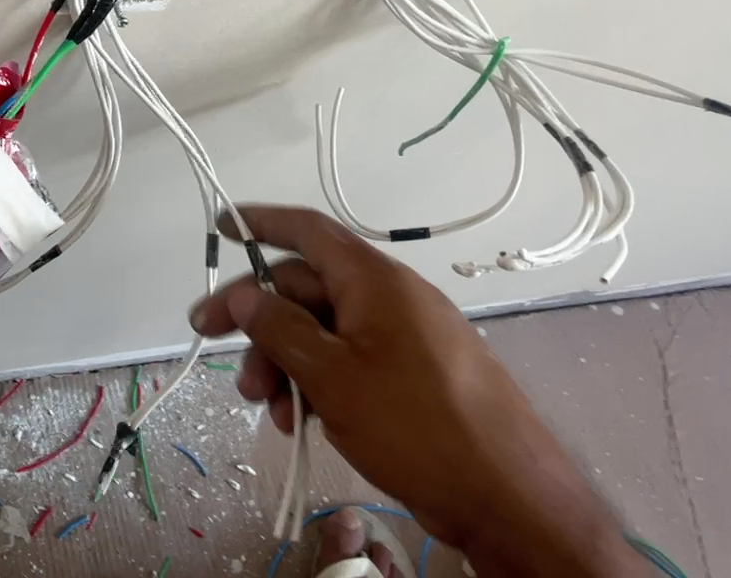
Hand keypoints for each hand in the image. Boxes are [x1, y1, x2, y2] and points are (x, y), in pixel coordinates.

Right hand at [188, 205, 650, 577]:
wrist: (517, 508)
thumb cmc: (417, 428)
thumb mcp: (332, 377)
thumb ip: (279, 328)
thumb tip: (244, 295)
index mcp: (375, 282)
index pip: (308, 231)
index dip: (260, 223)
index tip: (221, 227)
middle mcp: (390, 299)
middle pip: (303, 289)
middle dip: (258, 322)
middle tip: (212, 344)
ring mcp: (404, 339)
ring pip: (321, 332)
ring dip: (282, 362)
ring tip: (266, 407)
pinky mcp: (413, 377)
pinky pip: (349, 361)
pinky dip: (316, 383)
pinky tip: (300, 422)